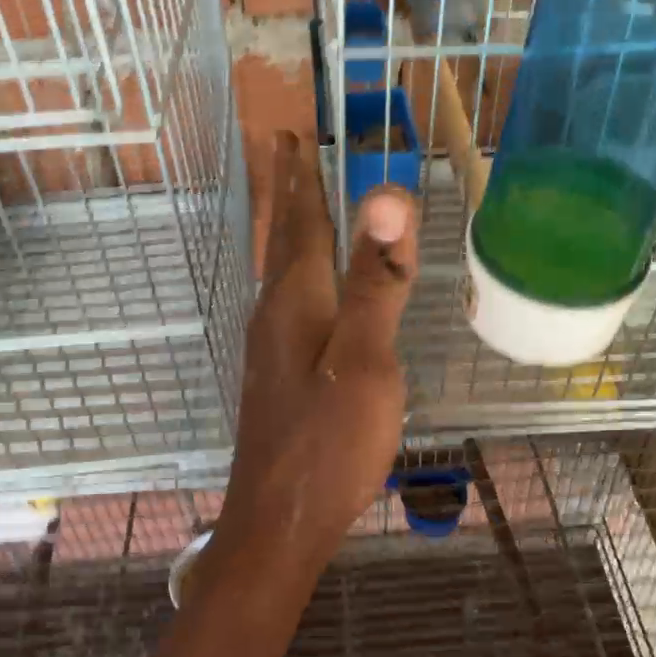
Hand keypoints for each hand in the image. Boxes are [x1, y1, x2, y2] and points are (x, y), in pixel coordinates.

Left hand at [198, 133, 419, 595]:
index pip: (300, 223)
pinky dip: (300, 275)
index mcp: (294, 301)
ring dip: (292, 232)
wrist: (279, 523)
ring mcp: (270, 349)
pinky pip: (289, 304)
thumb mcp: (366, 361)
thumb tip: (385, 195)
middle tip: (285, 152)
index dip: (302, 177)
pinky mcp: (277, 378)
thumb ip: (375, 282)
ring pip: (282, 273)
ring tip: (300, 206)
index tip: (291, 134)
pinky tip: (308, 294)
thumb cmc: (328, 443)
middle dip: (288, 194)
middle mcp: (273, 315)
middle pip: (284, 241)